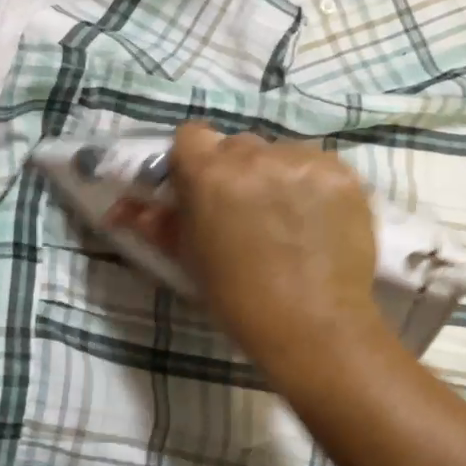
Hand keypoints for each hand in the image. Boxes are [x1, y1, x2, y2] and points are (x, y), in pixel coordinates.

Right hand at [110, 123, 379, 364]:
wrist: (315, 329)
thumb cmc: (240, 301)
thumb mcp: (190, 260)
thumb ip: (157, 224)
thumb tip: (121, 208)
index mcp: (209, 174)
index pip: (191, 136)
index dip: (193, 160)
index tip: (201, 189)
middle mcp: (256, 155)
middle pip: (238, 145)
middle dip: (237, 170)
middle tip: (244, 212)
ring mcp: (304, 161)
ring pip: (281, 153)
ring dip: (277, 175)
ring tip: (287, 219)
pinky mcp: (343, 173)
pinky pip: (318, 166)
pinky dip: (314, 186)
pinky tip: (317, 221)